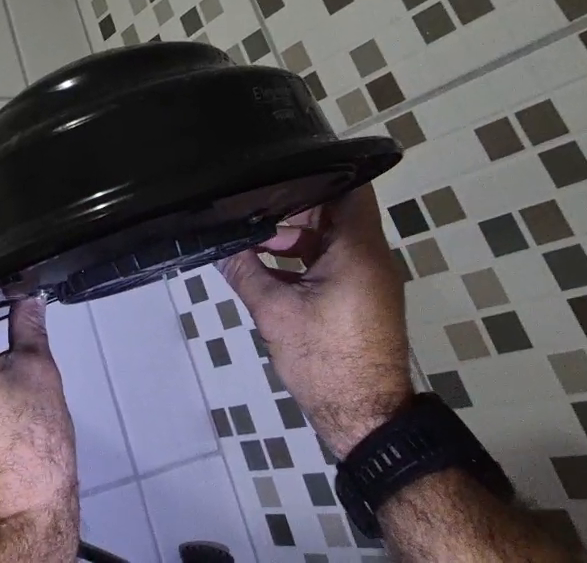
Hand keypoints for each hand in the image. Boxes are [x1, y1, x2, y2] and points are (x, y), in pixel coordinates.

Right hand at [218, 185, 413, 455]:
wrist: (366, 419)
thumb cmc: (324, 360)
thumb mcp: (274, 312)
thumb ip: (244, 270)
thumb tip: (216, 244)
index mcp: (357, 250)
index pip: (350, 187)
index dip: (316, 171)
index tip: (277, 167)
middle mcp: (370, 256)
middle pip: (334, 210)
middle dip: (292, 205)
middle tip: (250, 201)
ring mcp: (368, 278)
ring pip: (331, 236)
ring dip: (294, 233)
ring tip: (250, 235)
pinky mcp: (361, 296)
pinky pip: (332, 259)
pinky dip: (303, 256)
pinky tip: (265, 263)